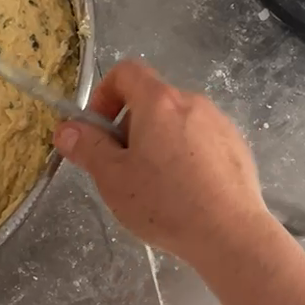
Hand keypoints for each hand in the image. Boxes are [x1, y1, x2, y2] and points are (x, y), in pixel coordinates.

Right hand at [55, 59, 274, 265]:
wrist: (231, 232)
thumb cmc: (165, 202)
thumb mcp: (113, 178)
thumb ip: (88, 147)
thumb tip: (67, 128)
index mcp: (159, 101)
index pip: (127, 71)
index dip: (105, 94)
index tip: (100, 130)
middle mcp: (193, 101)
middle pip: (152, 99)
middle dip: (131, 127)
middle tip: (124, 168)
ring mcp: (219, 122)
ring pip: (177, 122)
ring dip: (159, 142)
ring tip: (157, 186)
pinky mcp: (237, 145)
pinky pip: (201, 140)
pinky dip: (187, 155)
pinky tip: (187, 193)